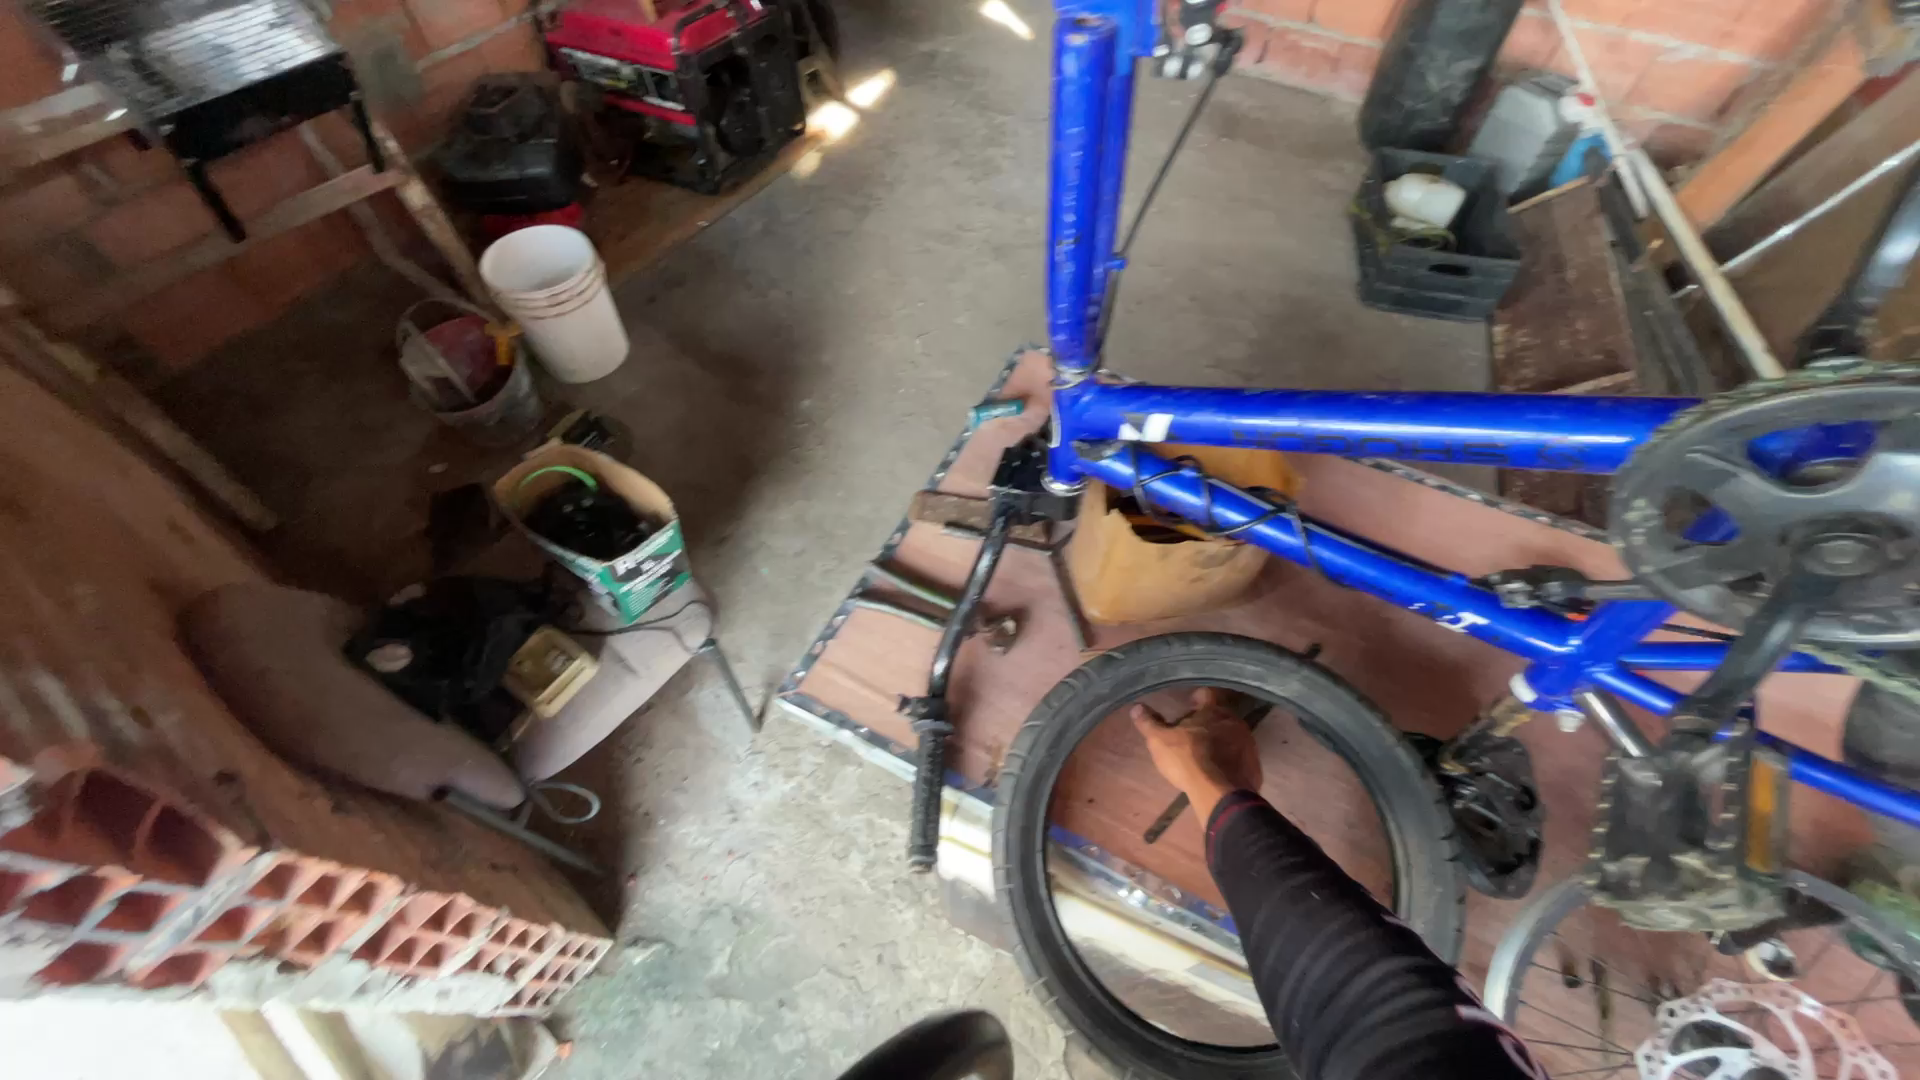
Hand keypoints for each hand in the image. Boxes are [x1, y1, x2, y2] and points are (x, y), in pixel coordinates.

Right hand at [1130, 688, 1262, 820]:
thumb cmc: (1188, 759)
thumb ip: (1148, 723)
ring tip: (1205, 753)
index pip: (1207, 694)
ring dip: (1221, 740)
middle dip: (1209, 721)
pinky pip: (1241, 757)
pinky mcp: (1254, 766)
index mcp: (1213, 711)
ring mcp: (1248, 744)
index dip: (1198, 697)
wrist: (1221, 793)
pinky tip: (1218, 771)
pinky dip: (1231, 760)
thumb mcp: (1160, 741)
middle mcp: (1234, 722)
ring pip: (1233, 736)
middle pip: (1221, 715)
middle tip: (1193, 731)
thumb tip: (1136, 707)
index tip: (1190, 702)